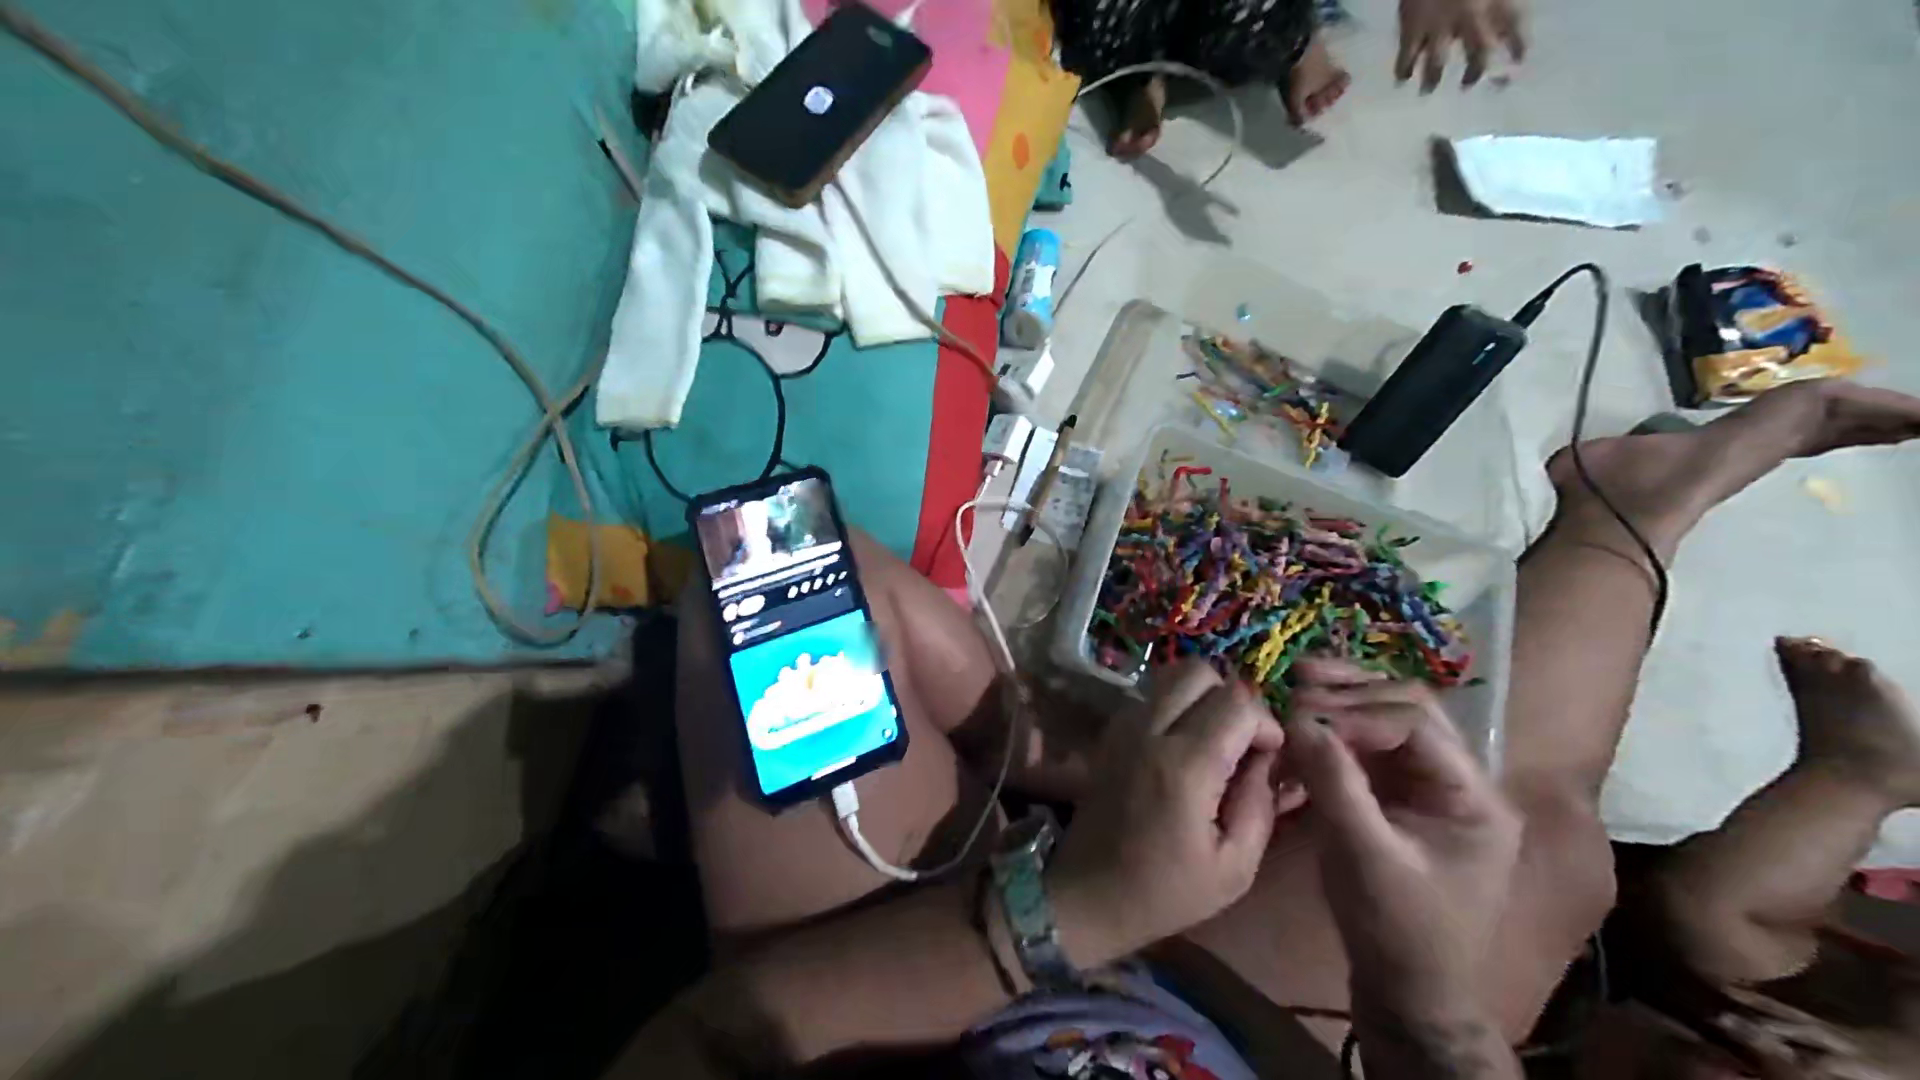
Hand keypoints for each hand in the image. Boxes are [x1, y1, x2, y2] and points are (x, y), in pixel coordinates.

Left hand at [1048, 661, 1286, 964]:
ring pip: (1171, 674)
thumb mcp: (1235, 866)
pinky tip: (1182, 745)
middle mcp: (1149, 731)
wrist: (1088, 892)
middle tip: (1241, 741)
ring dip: (1201, 696)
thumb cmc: (1166, 891)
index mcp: (1184, 765)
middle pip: (1200, 670)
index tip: (1268, 757)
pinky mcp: (1110, 731)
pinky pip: (1150, 694)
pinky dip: (1175, 705)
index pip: (1237, 702)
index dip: (1265, 723)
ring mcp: (1123, 726)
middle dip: (1232, 698)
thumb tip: (1268, 756)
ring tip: (1213, 740)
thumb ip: (1260, 802)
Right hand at [1287, 660, 1520, 1016]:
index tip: (1303, 717)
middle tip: (1295, 685)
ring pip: (1390, 713)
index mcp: (1475, 798)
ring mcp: (1429, 781)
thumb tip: (1298, 720)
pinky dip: (1336, 721)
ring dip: (1344, 695)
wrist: (1409, 982)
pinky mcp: (1400, 788)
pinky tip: (1305, 713)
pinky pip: (1369, 737)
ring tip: (1298, 678)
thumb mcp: (1364, 857)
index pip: (1417, 725)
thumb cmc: (1397, 927)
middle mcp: (1460, 778)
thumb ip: (1335, 784)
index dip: (1357, 713)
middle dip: (1351, 692)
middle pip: (1410, 706)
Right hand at [1396, 0, 1525, 90]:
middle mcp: (1470, 14)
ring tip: (1427, 90)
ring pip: (1436, 63)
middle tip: (1466, 84)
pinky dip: (1403, 70)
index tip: (1519, 62)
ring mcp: (1438, 24)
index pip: (1515, 24)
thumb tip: (1501, 21)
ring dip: (1431, 80)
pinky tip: (1402, 77)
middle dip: (1474, 73)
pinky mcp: (1411, 28)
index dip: (1519, 45)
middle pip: (1477, 53)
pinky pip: (1407, 57)